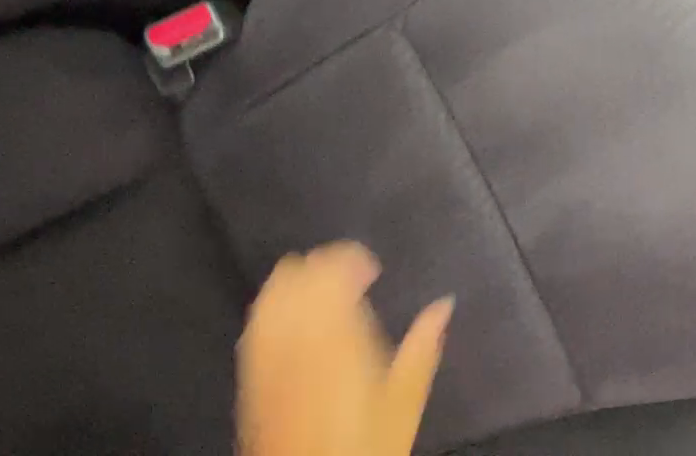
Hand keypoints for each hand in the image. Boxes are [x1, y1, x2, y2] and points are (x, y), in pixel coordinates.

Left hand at [237, 243, 453, 455]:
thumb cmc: (368, 445)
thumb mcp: (406, 399)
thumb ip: (423, 345)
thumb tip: (444, 304)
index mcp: (339, 335)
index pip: (333, 272)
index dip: (351, 259)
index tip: (372, 270)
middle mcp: (298, 338)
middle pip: (298, 276)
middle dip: (323, 266)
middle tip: (350, 278)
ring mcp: (269, 357)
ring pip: (272, 295)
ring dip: (296, 282)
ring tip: (320, 291)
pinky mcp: (251, 379)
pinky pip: (255, 326)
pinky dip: (273, 308)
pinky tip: (291, 317)